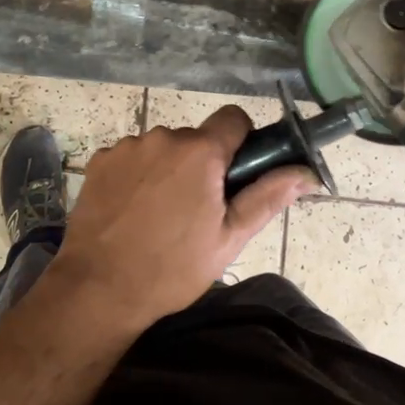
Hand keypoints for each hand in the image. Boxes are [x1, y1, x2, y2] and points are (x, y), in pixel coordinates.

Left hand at [42, 105, 317, 332]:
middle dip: (201, 165)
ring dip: (168, 170)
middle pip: (195, 139)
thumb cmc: (172, 268)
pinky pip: (131, 158)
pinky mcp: (100, 160)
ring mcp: (127, 146)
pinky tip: (131, 212)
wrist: (98, 286)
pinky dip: (136, 177)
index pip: (233, 118)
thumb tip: (306, 172)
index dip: (241, 141)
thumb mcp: (229, 239)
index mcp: (199, 152)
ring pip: (162, 149)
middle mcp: (163, 136)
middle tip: (197, 211)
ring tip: (160, 217)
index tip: (236, 174)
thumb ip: (267, 198)